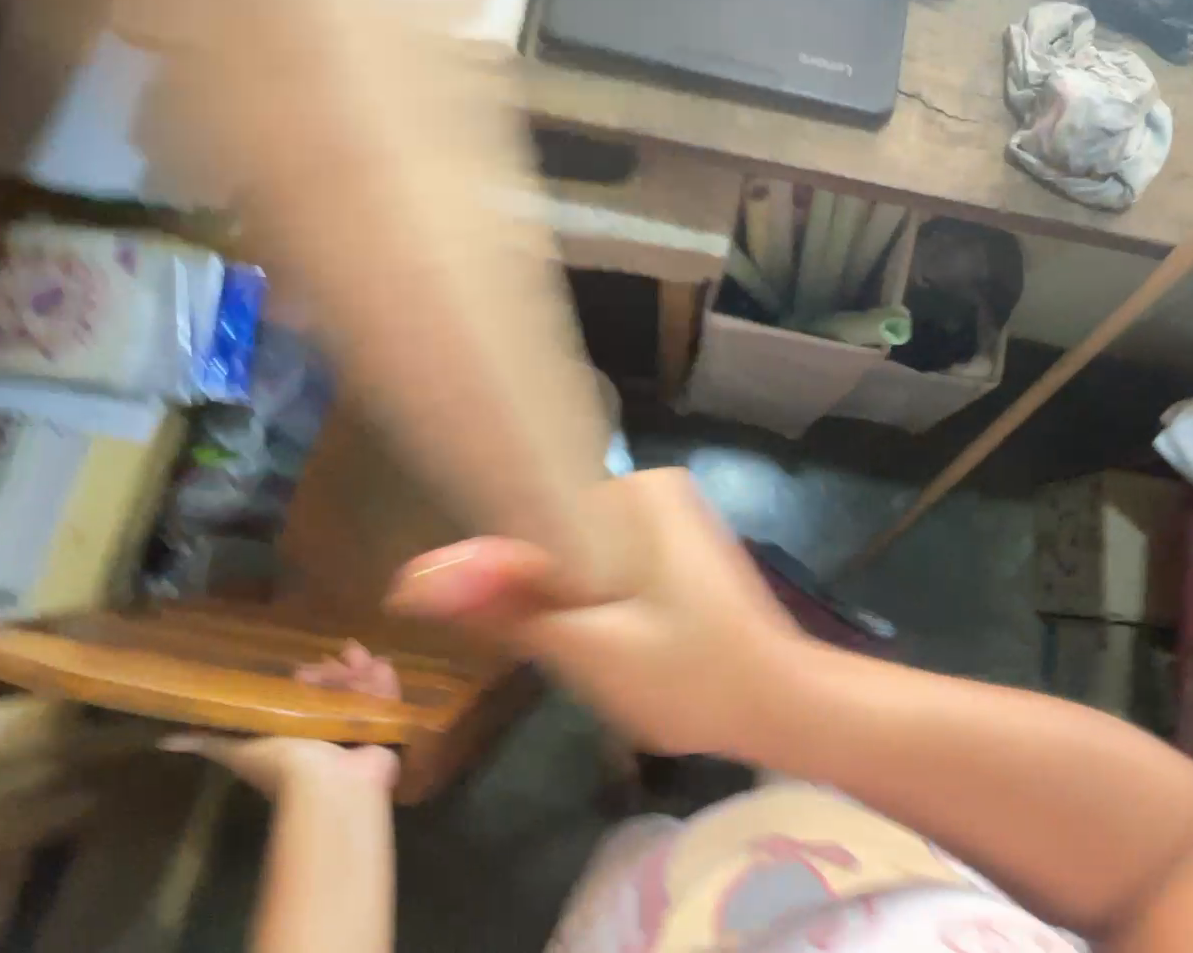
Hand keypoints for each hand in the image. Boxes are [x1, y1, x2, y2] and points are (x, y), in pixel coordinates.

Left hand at [161, 645, 405, 795]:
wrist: (332, 783)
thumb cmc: (285, 764)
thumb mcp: (241, 747)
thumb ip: (214, 738)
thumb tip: (164, 740)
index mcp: (294, 733)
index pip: (303, 696)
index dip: (309, 677)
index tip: (310, 664)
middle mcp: (325, 729)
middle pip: (334, 689)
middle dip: (338, 670)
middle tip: (343, 652)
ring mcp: (357, 728)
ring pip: (360, 689)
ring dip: (360, 670)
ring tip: (360, 653)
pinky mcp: (384, 726)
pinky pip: (386, 698)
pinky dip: (383, 682)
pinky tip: (380, 663)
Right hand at [384, 468, 807, 757]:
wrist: (781, 706)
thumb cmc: (691, 679)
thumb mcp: (588, 649)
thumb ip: (506, 606)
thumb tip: (411, 578)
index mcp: (635, 490)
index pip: (532, 514)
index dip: (513, 576)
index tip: (532, 630)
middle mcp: (653, 486)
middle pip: (556, 534)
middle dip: (550, 593)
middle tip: (579, 650)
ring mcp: (669, 513)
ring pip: (579, 553)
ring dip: (574, 601)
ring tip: (604, 649)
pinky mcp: (678, 543)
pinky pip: (609, 561)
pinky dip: (600, 600)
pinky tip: (622, 639)